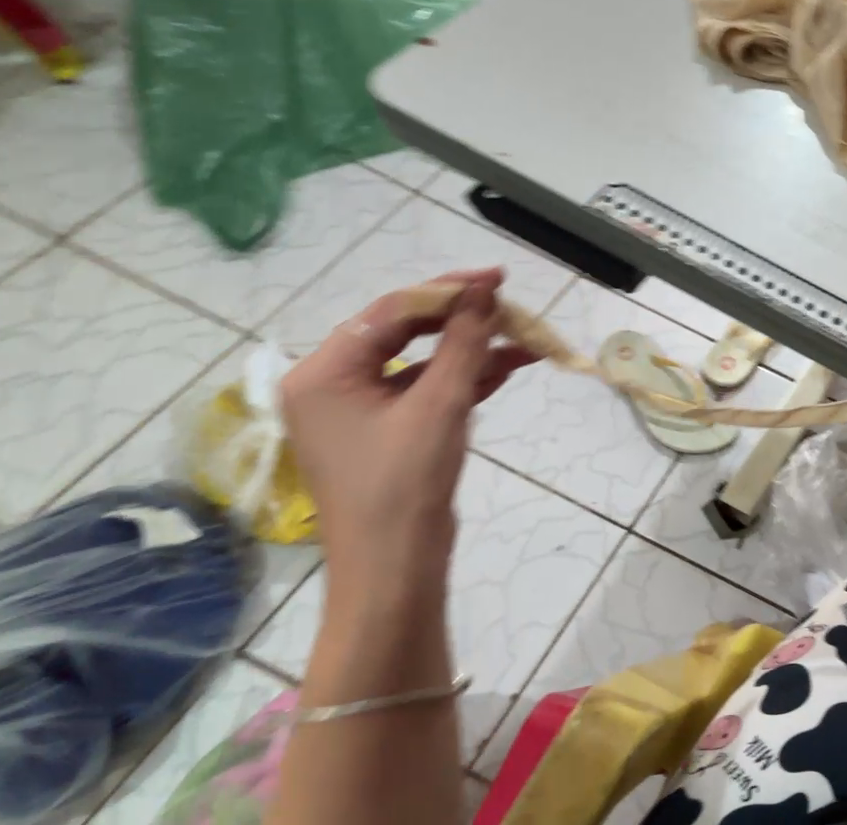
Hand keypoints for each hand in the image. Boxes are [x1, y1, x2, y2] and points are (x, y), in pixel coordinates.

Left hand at [280, 269, 539, 583]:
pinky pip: (426, 390)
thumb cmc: (404, 483)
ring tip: (524, 339)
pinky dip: (464, 379)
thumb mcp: (439, 404)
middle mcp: (332, 385)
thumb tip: (484, 291)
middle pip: (404, 332)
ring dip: (471, 350)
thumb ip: (462, 342)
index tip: (498, 278)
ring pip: (421, 361)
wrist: (394, 567)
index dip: (447, 290)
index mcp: (322, 373)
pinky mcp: (386, 432)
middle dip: (462, 321)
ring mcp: (358, 410)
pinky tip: (508, 367)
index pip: (390, 312)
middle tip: (511, 307)